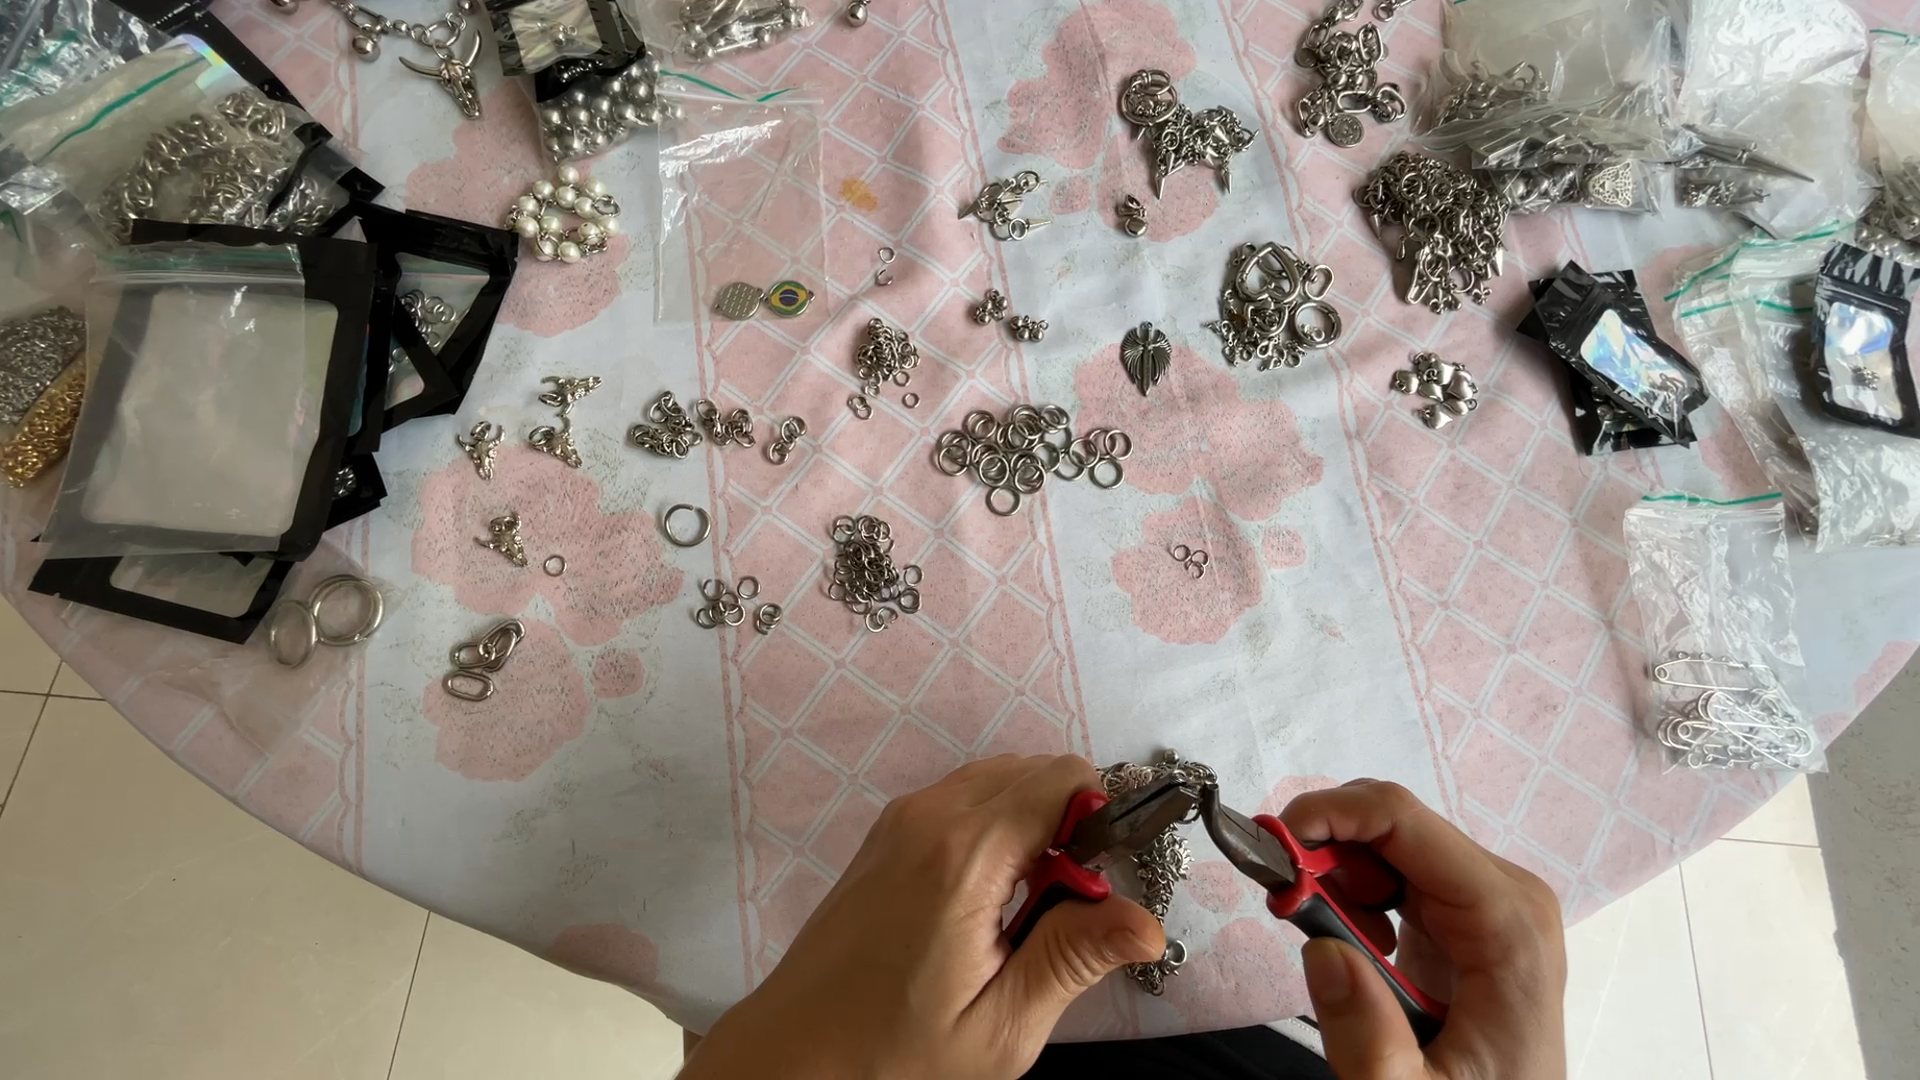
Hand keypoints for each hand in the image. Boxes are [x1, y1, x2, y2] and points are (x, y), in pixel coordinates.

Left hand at [679, 755, 1164, 1079]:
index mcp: (965, 852)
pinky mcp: (893, 824)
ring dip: (1035, 819)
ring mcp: (906, 811)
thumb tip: (1147, 920)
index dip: (1100, 817)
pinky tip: (988, 887)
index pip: (1062, 778)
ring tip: (1025, 901)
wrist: (794, 1048)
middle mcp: (933, 811)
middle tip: (1063, 903)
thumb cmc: (898, 1051)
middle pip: (1036, 769)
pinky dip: (998, 819)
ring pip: (1003, 776)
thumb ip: (1073, 958)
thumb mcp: (999, 1026)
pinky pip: (968, 791)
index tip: (1098, 883)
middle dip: (1071, 819)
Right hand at [1284, 781, 1566, 1079]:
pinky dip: (1350, 881)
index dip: (1328, 816)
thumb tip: (1324, 951)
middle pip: (1389, 818)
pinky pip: (1391, 859)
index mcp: (1504, 921)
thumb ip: (1370, 1041)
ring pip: (1383, 833)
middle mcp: (1502, 890)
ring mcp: (1485, 894)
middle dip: (1323, 845)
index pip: (1402, 818)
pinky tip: (1356, 936)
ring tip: (1328, 929)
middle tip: (1290, 901)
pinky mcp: (1463, 906)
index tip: (1272, 852)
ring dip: (1333, 865)